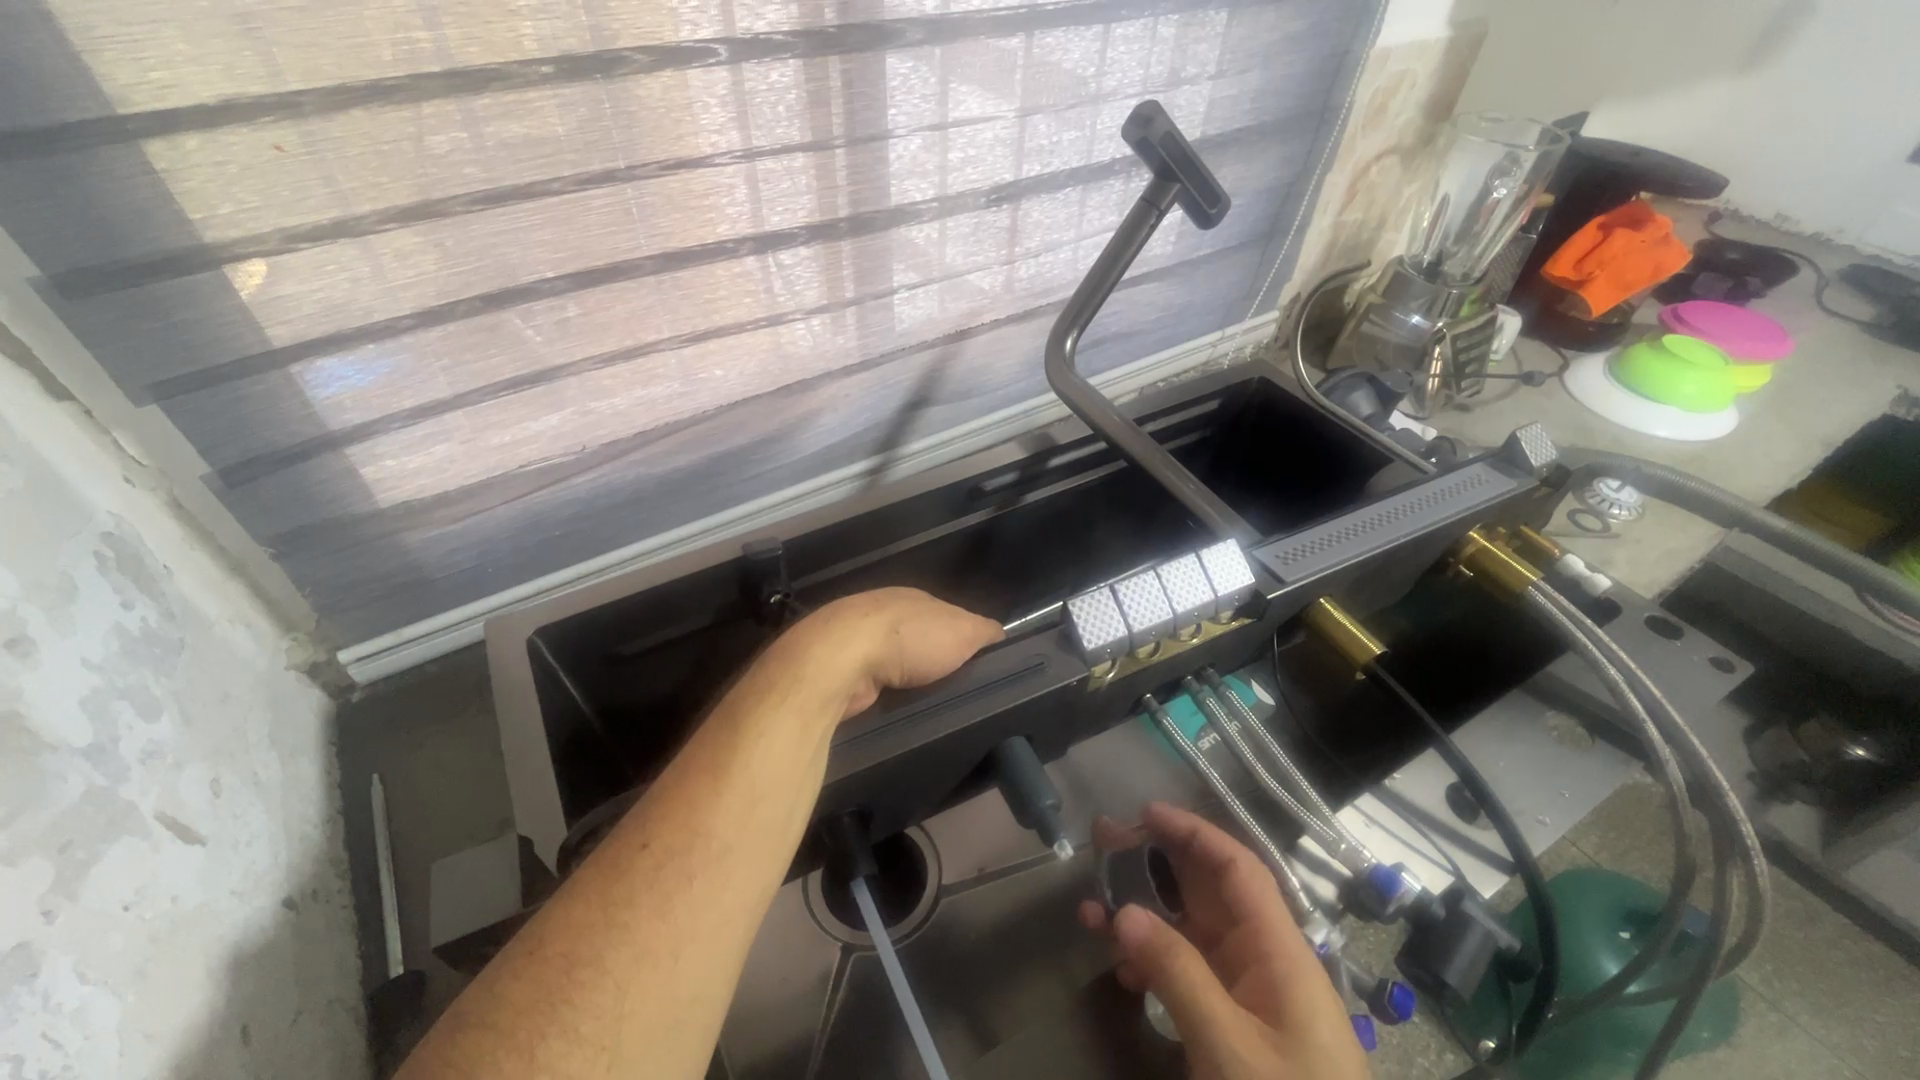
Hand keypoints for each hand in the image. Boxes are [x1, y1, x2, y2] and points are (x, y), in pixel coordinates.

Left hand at [781, 587, 1003, 717]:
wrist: (840, 658)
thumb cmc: (909, 637)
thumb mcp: (964, 630)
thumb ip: (984, 630)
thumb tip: (1000, 633)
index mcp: (914, 599)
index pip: (946, 616)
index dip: (961, 638)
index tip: (976, 665)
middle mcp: (883, 613)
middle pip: (916, 638)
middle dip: (932, 660)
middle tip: (954, 690)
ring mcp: (856, 641)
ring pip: (891, 662)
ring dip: (904, 679)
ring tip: (926, 704)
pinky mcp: (839, 670)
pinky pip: (870, 683)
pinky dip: (881, 694)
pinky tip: (892, 708)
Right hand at [1078, 802, 1370, 1079]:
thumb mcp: (1229, 1045)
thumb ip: (1178, 975)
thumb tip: (1124, 911)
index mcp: (1280, 951)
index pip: (1238, 870)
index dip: (1194, 833)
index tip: (1146, 813)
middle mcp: (1267, 960)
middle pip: (1210, 893)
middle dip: (1158, 864)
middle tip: (1104, 845)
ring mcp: (1252, 994)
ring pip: (1193, 934)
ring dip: (1145, 918)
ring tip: (1091, 910)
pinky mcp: (1238, 1024)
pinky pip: (1192, 975)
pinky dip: (1155, 963)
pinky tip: (1122, 971)